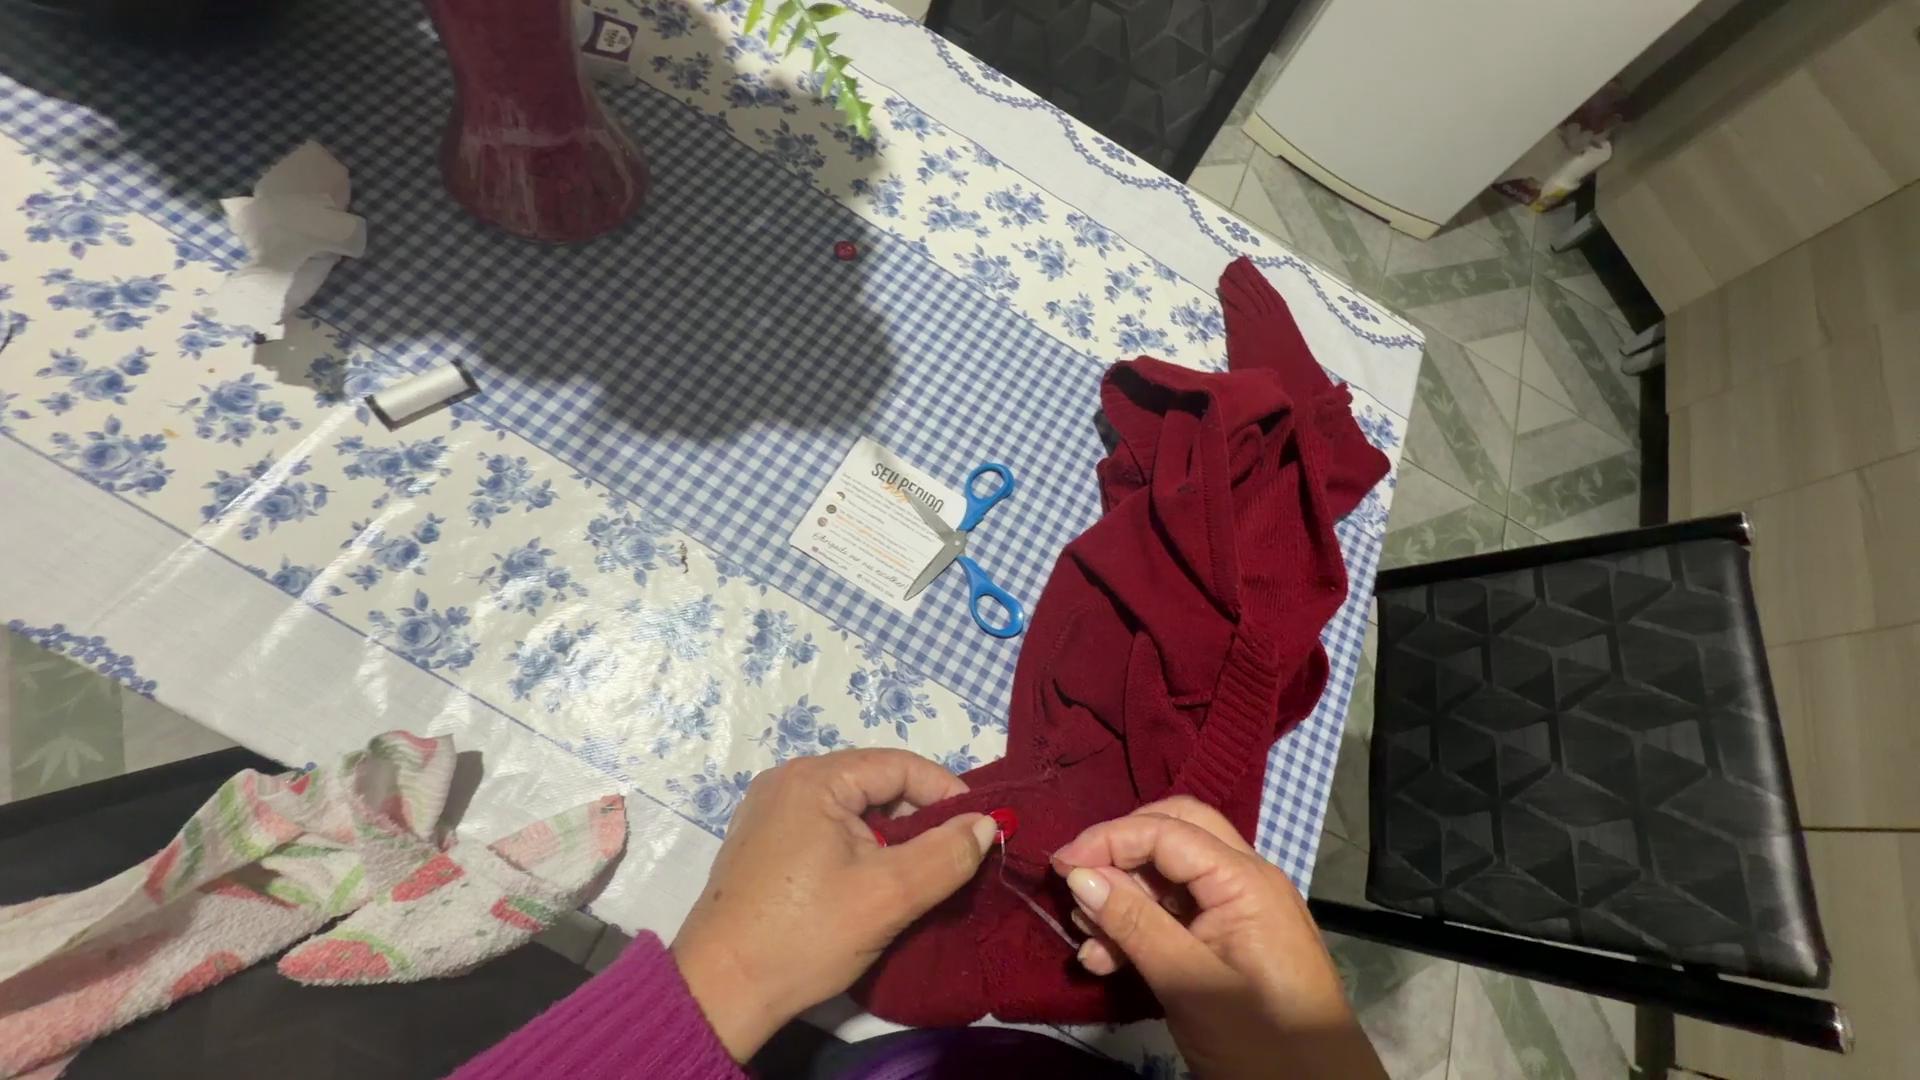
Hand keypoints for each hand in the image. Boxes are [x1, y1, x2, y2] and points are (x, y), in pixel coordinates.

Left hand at [671, 749, 997, 1059]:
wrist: (717, 992)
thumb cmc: (805, 935)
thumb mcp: (888, 896)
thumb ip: (946, 855)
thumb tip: (986, 823)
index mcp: (815, 778)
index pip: (899, 765)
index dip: (945, 792)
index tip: (978, 827)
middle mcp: (788, 778)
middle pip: (874, 782)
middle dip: (917, 815)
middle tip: (948, 855)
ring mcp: (770, 806)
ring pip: (851, 804)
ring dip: (888, 831)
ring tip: (913, 869)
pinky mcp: (763, 836)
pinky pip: (825, 821)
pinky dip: (857, 841)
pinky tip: (869, 875)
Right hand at [1051, 797, 1385, 1079]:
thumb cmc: (1264, 1047)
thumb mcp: (1190, 986)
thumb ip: (1133, 924)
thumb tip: (1078, 875)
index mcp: (1244, 879)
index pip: (1165, 830)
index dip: (1107, 839)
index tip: (1060, 867)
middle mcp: (1244, 878)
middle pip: (1172, 831)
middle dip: (1120, 850)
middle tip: (1079, 879)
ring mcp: (1240, 908)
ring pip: (1170, 872)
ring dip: (1125, 894)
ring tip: (1088, 936)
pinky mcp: (1231, 939)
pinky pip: (1177, 911)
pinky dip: (1140, 924)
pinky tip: (1108, 957)